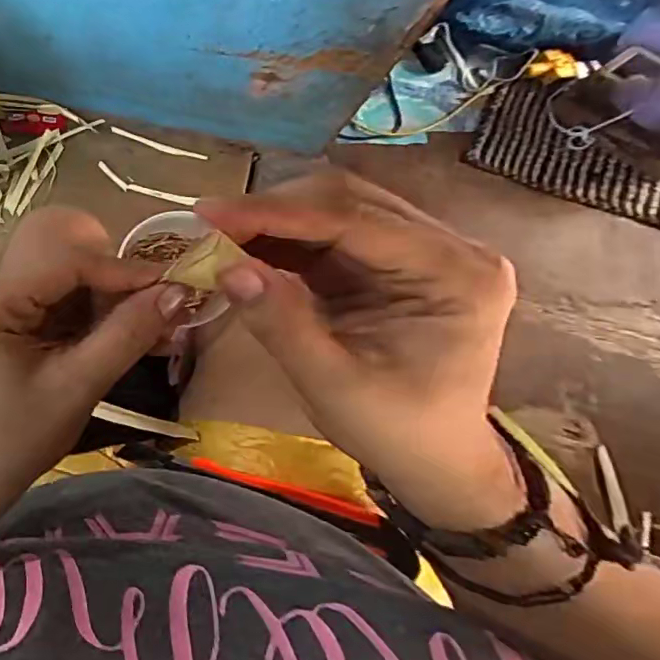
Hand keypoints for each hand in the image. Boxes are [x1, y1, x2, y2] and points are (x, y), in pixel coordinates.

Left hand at [0, 208, 194, 491]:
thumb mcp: (78, 385)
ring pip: (66, 280)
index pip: (66, 262)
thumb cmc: (19, 435)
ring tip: (152, 323)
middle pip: (65, 264)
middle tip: (165, 305)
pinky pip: (58, 300)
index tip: (176, 283)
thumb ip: (127, 334)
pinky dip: (92, 313)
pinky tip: (125, 330)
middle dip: (117, 283)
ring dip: (109, 298)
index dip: (123, 270)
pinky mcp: (8, 316)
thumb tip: (179, 291)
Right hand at [195, 171, 521, 527]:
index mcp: (453, 275)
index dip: (275, 213)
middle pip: (345, 200)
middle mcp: (445, 247)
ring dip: (271, 218)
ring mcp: (416, 251)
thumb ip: (281, 323)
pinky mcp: (385, 262)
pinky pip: (324, 232)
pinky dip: (278, 237)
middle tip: (206, 224)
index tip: (208, 214)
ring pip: (332, 207)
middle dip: (270, 208)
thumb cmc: (393, 429)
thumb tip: (228, 268)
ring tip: (217, 234)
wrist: (433, 459)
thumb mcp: (331, 384)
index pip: (352, 221)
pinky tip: (242, 246)